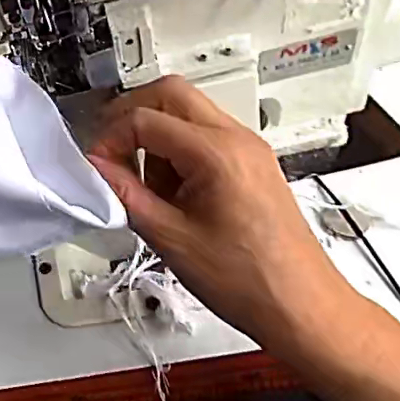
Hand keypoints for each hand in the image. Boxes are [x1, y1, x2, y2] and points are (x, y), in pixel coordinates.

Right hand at [86, 76, 354, 347]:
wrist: (301, 307)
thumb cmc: (252, 282)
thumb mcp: (171, 238)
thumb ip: (126, 195)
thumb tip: (98, 169)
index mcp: (218, 153)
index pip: (145, 119)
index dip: (110, 139)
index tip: (98, 165)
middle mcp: (238, 140)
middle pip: (170, 93)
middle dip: (131, 116)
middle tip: (110, 150)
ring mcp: (249, 149)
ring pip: (188, 112)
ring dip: (156, 135)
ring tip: (148, 186)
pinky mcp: (252, 164)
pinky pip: (206, 137)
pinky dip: (178, 151)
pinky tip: (172, 194)